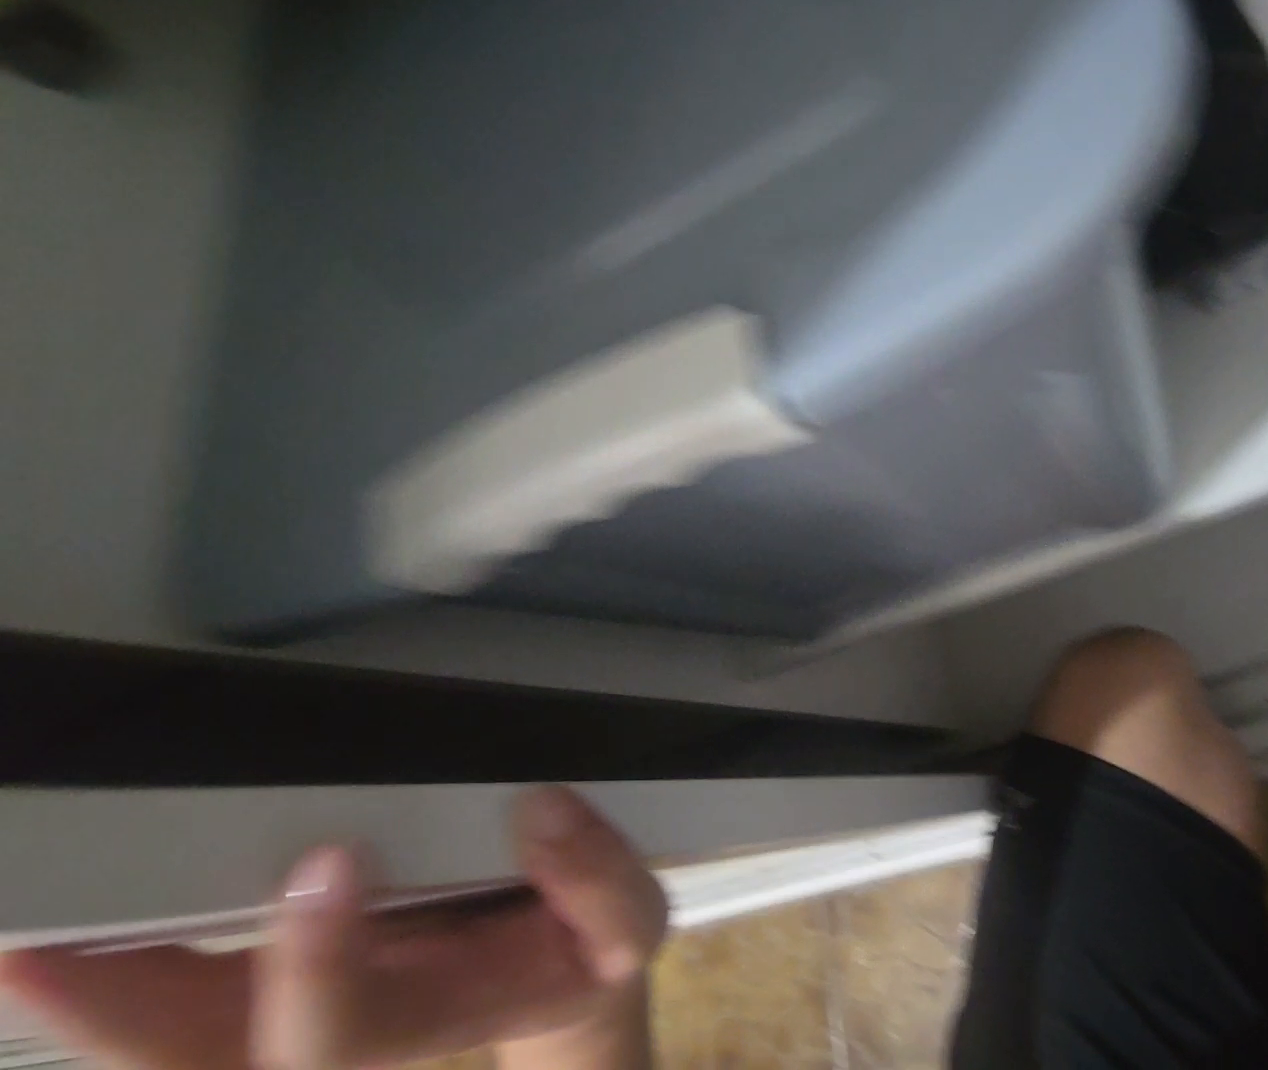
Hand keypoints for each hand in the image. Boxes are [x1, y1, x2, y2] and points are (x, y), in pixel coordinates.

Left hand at [0, 786, 665, 1069]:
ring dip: (99, 997)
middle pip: (218, 1064)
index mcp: (439, 1019)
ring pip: (178, 1042)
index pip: (358, 1035)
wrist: (558, 983)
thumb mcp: (628, 920)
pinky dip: (125, 970)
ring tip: (38, 932)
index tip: (332, 861)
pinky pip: (185, 1004)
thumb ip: (597, 875)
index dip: (326, 972)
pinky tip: (83, 925)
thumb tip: (536, 805)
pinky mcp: (286, 993)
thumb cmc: (591, 952)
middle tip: (48, 946)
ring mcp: (308, 1018)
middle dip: (132, 1014)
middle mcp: (351, 1035)